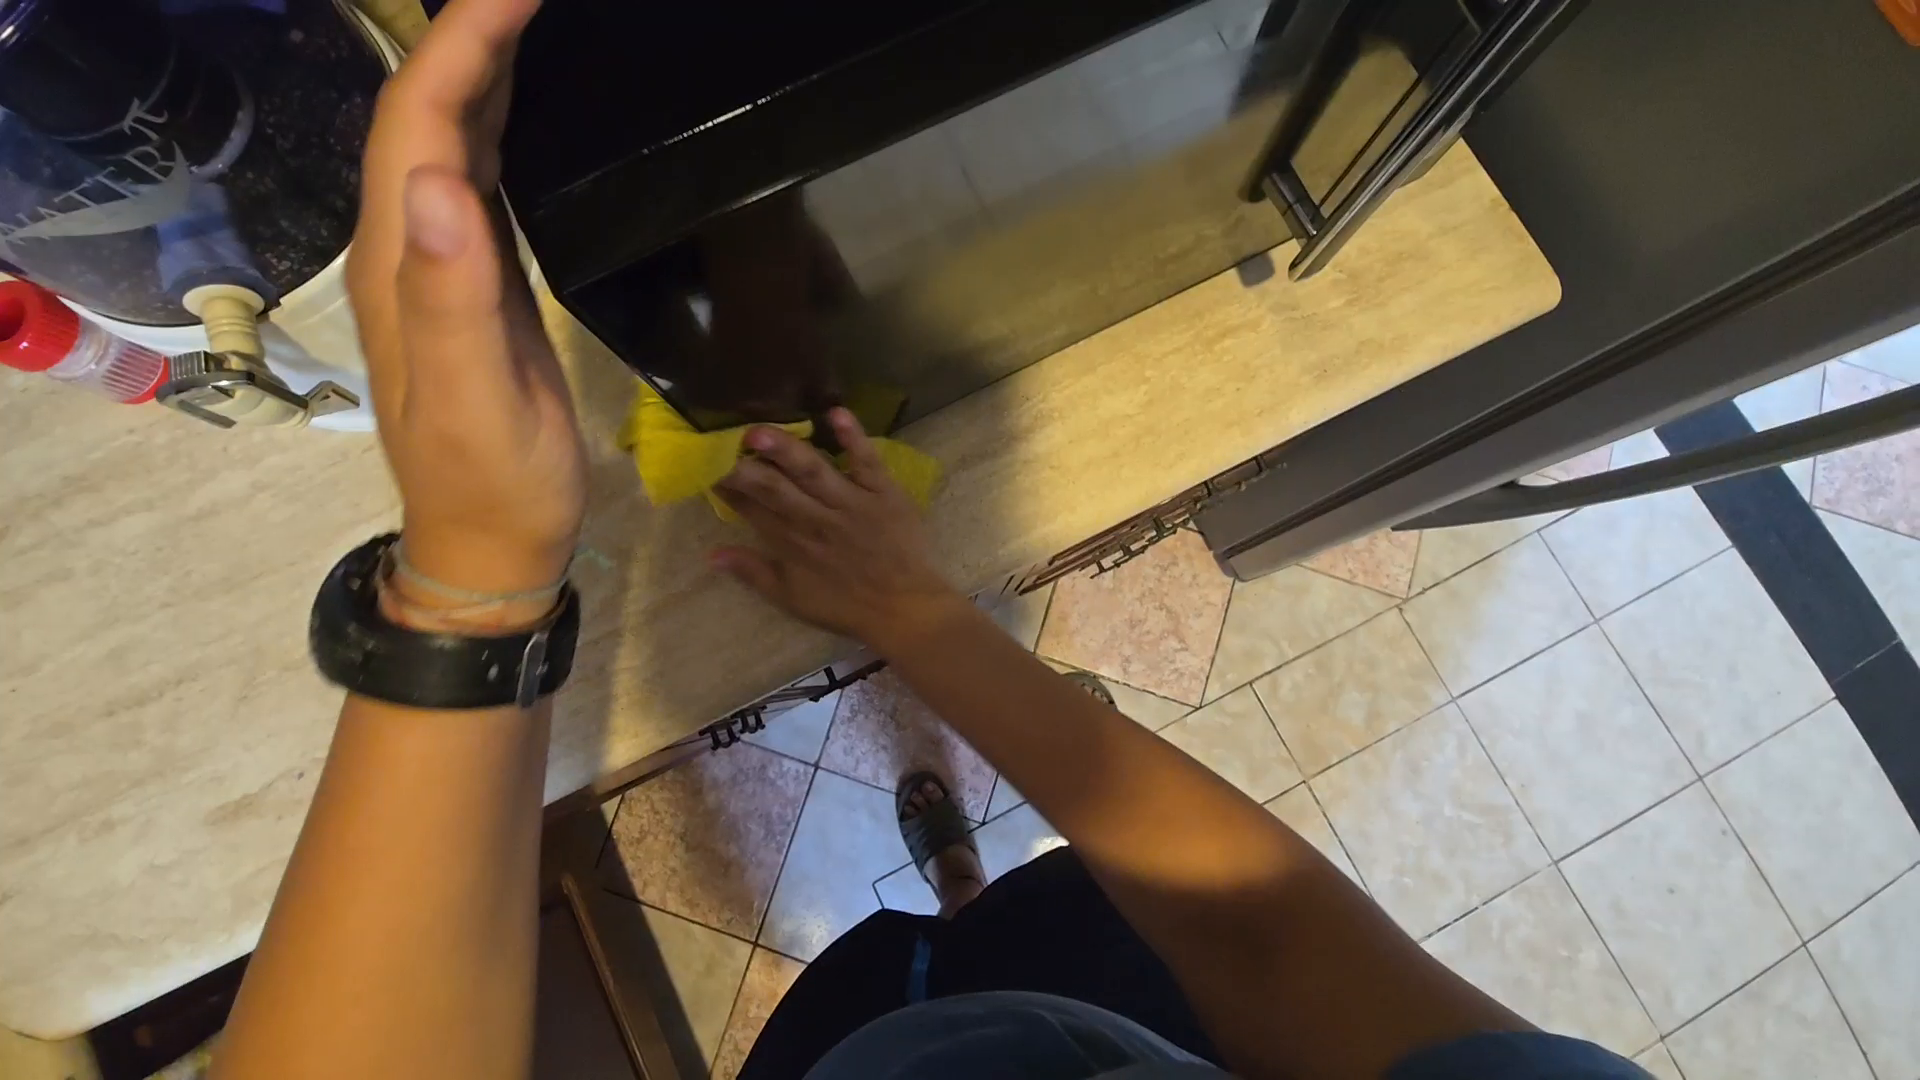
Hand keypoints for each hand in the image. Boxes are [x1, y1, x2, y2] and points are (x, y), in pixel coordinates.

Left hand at [345, 0, 585, 606]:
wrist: (493, 537)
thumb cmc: (495, 479)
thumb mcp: (477, 400)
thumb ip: (452, 300)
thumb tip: (440, 183)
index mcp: (405, 269)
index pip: (418, 131)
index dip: (458, 49)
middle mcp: (411, 255)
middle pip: (422, 122)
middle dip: (466, 41)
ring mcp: (442, 274)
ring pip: (446, 150)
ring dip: (477, 80)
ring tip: (527, 29)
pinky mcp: (478, 294)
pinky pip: (476, 193)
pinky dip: (494, 139)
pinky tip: (523, 122)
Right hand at [710, 410, 966, 649]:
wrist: (906, 609)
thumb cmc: (848, 606)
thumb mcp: (793, 599)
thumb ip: (753, 574)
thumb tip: (711, 554)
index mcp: (792, 543)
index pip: (751, 508)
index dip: (728, 485)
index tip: (705, 462)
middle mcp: (815, 519)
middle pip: (773, 487)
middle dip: (744, 465)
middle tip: (719, 441)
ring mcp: (850, 503)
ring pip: (812, 471)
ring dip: (785, 450)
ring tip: (759, 432)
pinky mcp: (883, 493)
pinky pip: (866, 461)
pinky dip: (853, 437)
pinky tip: (836, 412)